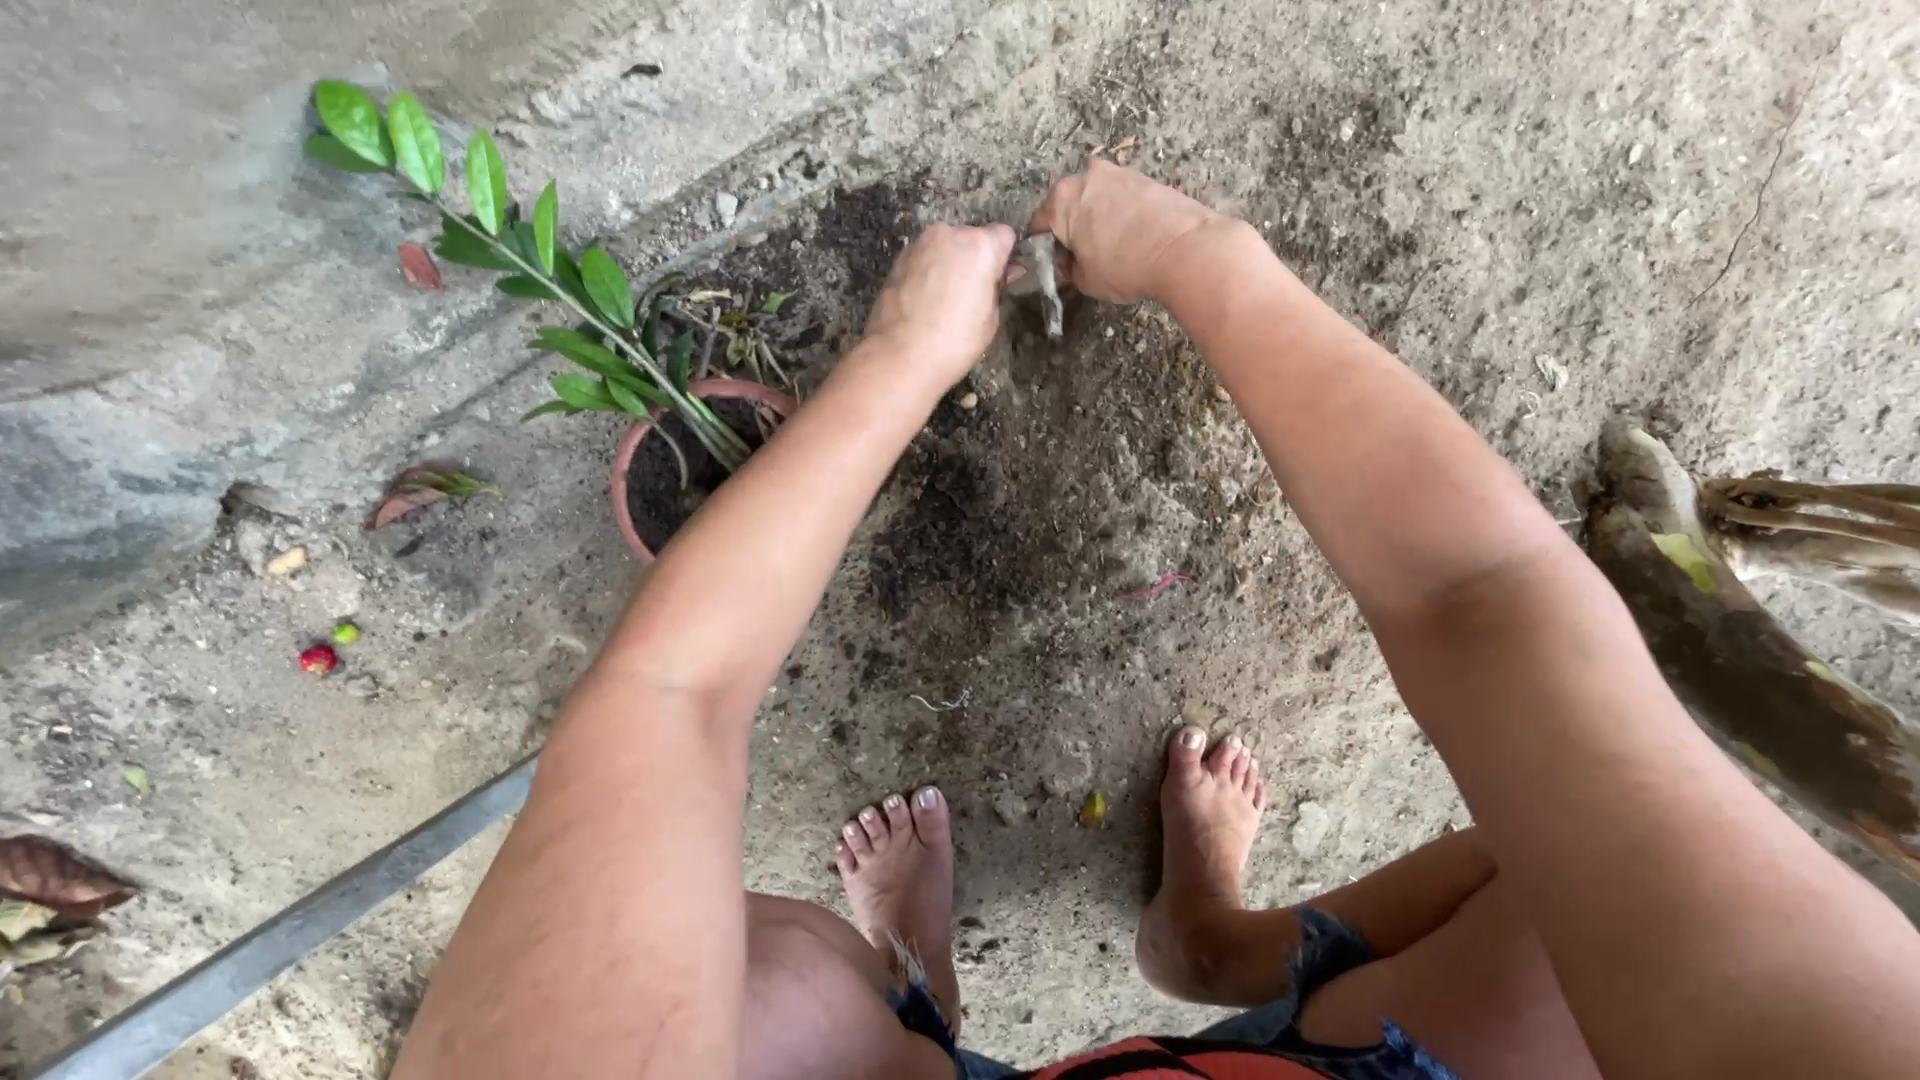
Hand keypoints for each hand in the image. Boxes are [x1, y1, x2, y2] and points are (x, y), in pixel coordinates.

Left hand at [860, 223, 1018, 389]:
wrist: (901, 356)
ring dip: (950, 264)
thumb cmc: (955, 341)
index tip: (1000, 280)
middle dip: (976, 260)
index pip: (1005, 235)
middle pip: (973, 238)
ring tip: (945, 300)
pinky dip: (930, 272)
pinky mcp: (899, 258)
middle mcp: (949, 235)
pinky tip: (926, 300)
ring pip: (946, 246)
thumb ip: (998, 287)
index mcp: (980, 246)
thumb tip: (1006, 272)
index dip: (1005, 258)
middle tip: (972, 294)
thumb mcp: (990, 318)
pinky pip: (925, 258)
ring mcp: (920, 244)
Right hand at [1029, 160, 1229, 304]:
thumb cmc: (1127, 265)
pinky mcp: (1145, 178)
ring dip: (1096, 220)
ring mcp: (1118, 174)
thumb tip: (1069, 267)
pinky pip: (1122, 198)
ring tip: (1109, 250)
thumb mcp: (1086, 280)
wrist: (1184, 250)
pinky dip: (1120, 215)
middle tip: (1081, 259)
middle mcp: (1086, 177)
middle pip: (1067, 206)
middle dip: (1071, 229)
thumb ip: (1069, 271)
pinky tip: (1131, 239)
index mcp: (1061, 200)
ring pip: (1096, 199)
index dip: (1044, 250)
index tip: (1055, 265)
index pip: (1039, 225)